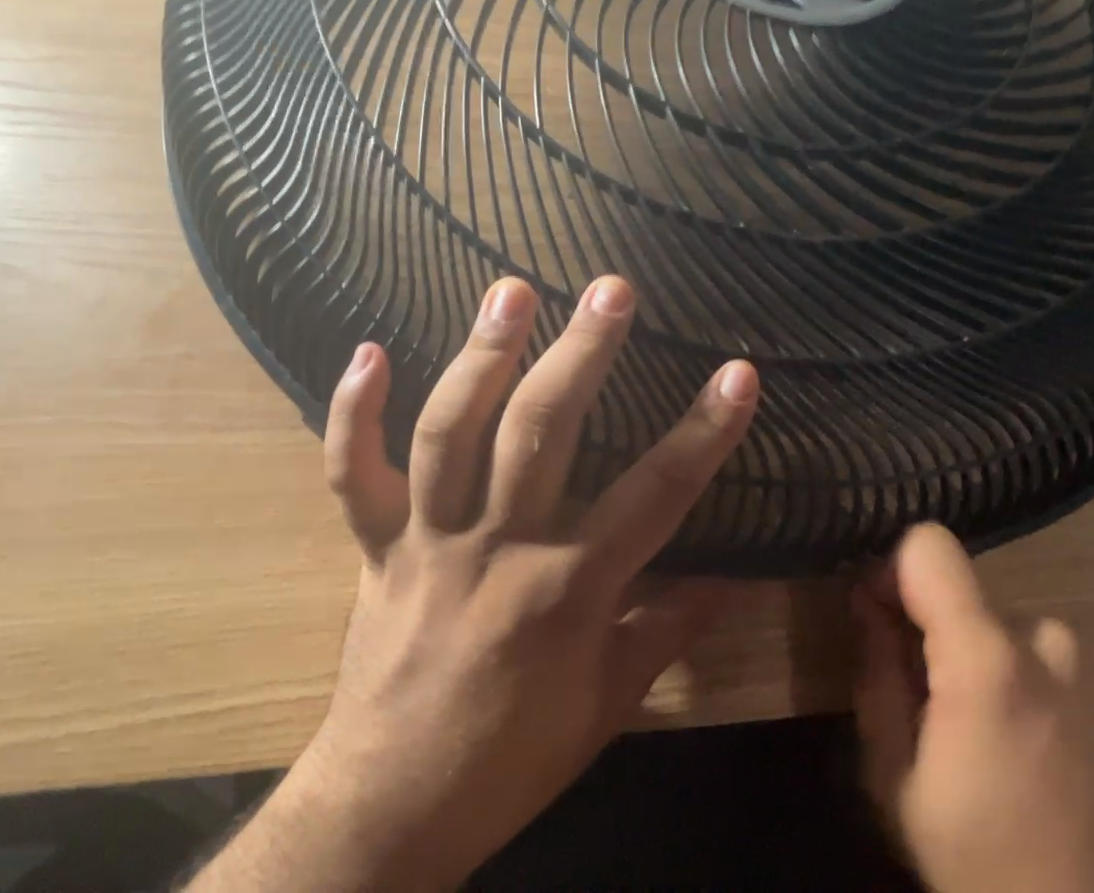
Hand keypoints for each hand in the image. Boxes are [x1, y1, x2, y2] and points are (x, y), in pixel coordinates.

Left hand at [192, 274, 757, 892]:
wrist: (395, 805)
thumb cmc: (516, 757)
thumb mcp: (611, 703)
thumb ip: (670, 630)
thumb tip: (734, 581)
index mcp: (568, 592)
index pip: (654, 497)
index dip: (704, 433)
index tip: (739, 374)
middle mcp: (498, 550)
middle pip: (542, 436)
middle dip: (582, 355)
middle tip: (612, 289)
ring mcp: (428, 543)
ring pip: (450, 436)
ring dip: (480, 357)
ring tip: (511, 291)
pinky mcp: (375, 549)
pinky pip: (354, 476)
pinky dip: (354, 414)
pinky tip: (368, 349)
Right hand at [851, 524, 1093, 892]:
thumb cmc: (985, 866)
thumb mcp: (896, 782)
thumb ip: (876, 676)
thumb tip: (866, 602)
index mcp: (989, 657)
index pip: (929, 546)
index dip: (893, 573)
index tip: (881, 623)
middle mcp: (1054, 642)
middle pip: (971, 602)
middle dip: (943, 641)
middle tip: (936, 718)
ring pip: (1016, 636)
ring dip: (992, 667)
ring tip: (993, 750)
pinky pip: (1061, 669)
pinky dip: (1037, 693)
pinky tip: (1042, 764)